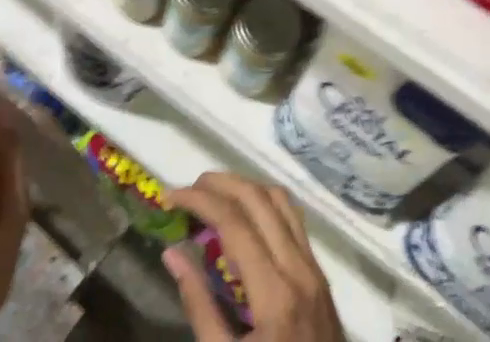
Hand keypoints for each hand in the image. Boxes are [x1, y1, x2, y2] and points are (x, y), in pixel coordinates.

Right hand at [166, 174, 341, 341]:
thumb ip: (198, 305)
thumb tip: (172, 253)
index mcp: (275, 293)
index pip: (233, 221)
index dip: (197, 200)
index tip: (168, 197)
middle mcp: (300, 270)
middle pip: (259, 199)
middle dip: (219, 184)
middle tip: (186, 191)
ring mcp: (315, 269)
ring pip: (281, 201)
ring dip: (244, 188)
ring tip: (211, 197)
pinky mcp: (321, 275)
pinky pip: (293, 221)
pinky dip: (264, 205)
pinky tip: (242, 219)